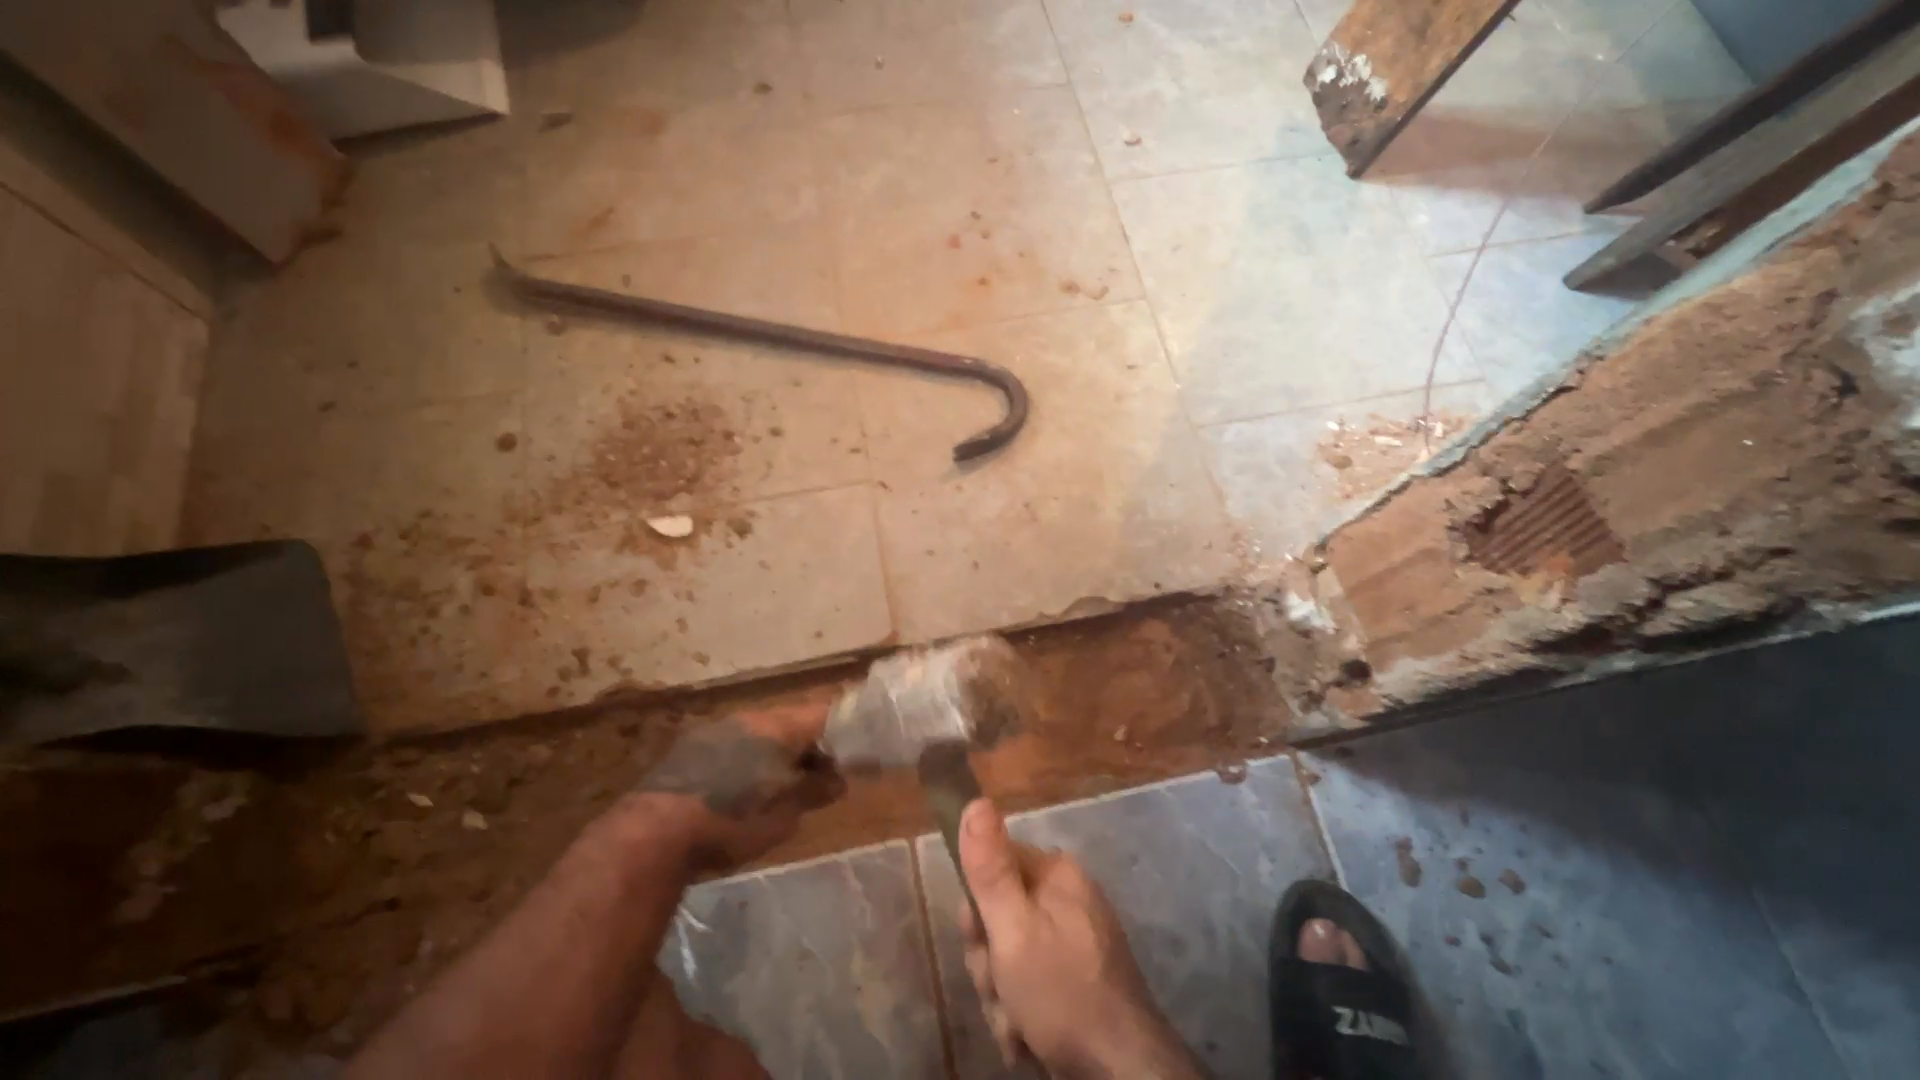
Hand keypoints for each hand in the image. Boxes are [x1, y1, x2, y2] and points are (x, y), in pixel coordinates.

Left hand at [634, 704, 842, 870]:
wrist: (653, 833)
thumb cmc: (731, 821)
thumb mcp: (785, 814)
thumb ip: (814, 791)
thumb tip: (838, 779)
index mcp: (776, 726)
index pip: (825, 713)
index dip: (846, 730)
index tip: (858, 752)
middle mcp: (747, 718)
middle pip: (792, 723)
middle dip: (811, 747)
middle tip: (825, 777)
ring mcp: (714, 731)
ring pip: (760, 735)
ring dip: (778, 756)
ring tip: (786, 788)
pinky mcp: (688, 751)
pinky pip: (733, 748)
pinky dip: (749, 763)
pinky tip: (745, 792)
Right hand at [957, 800, 1203, 1079]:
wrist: (1121, 1070)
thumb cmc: (1063, 992)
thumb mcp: (1014, 928)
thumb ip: (989, 869)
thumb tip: (976, 800)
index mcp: (1055, 875)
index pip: (989, 867)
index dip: (974, 911)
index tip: (980, 941)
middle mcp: (1065, 900)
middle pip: (995, 916)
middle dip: (988, 962)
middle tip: (1001, 987)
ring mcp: (1071, 942)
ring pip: (1006, 957)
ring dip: (1001, 996)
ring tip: (1018, 1023)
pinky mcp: (1073, 981)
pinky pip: (1027, 984)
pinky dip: (1021, 1013)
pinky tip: (1028, 1037)